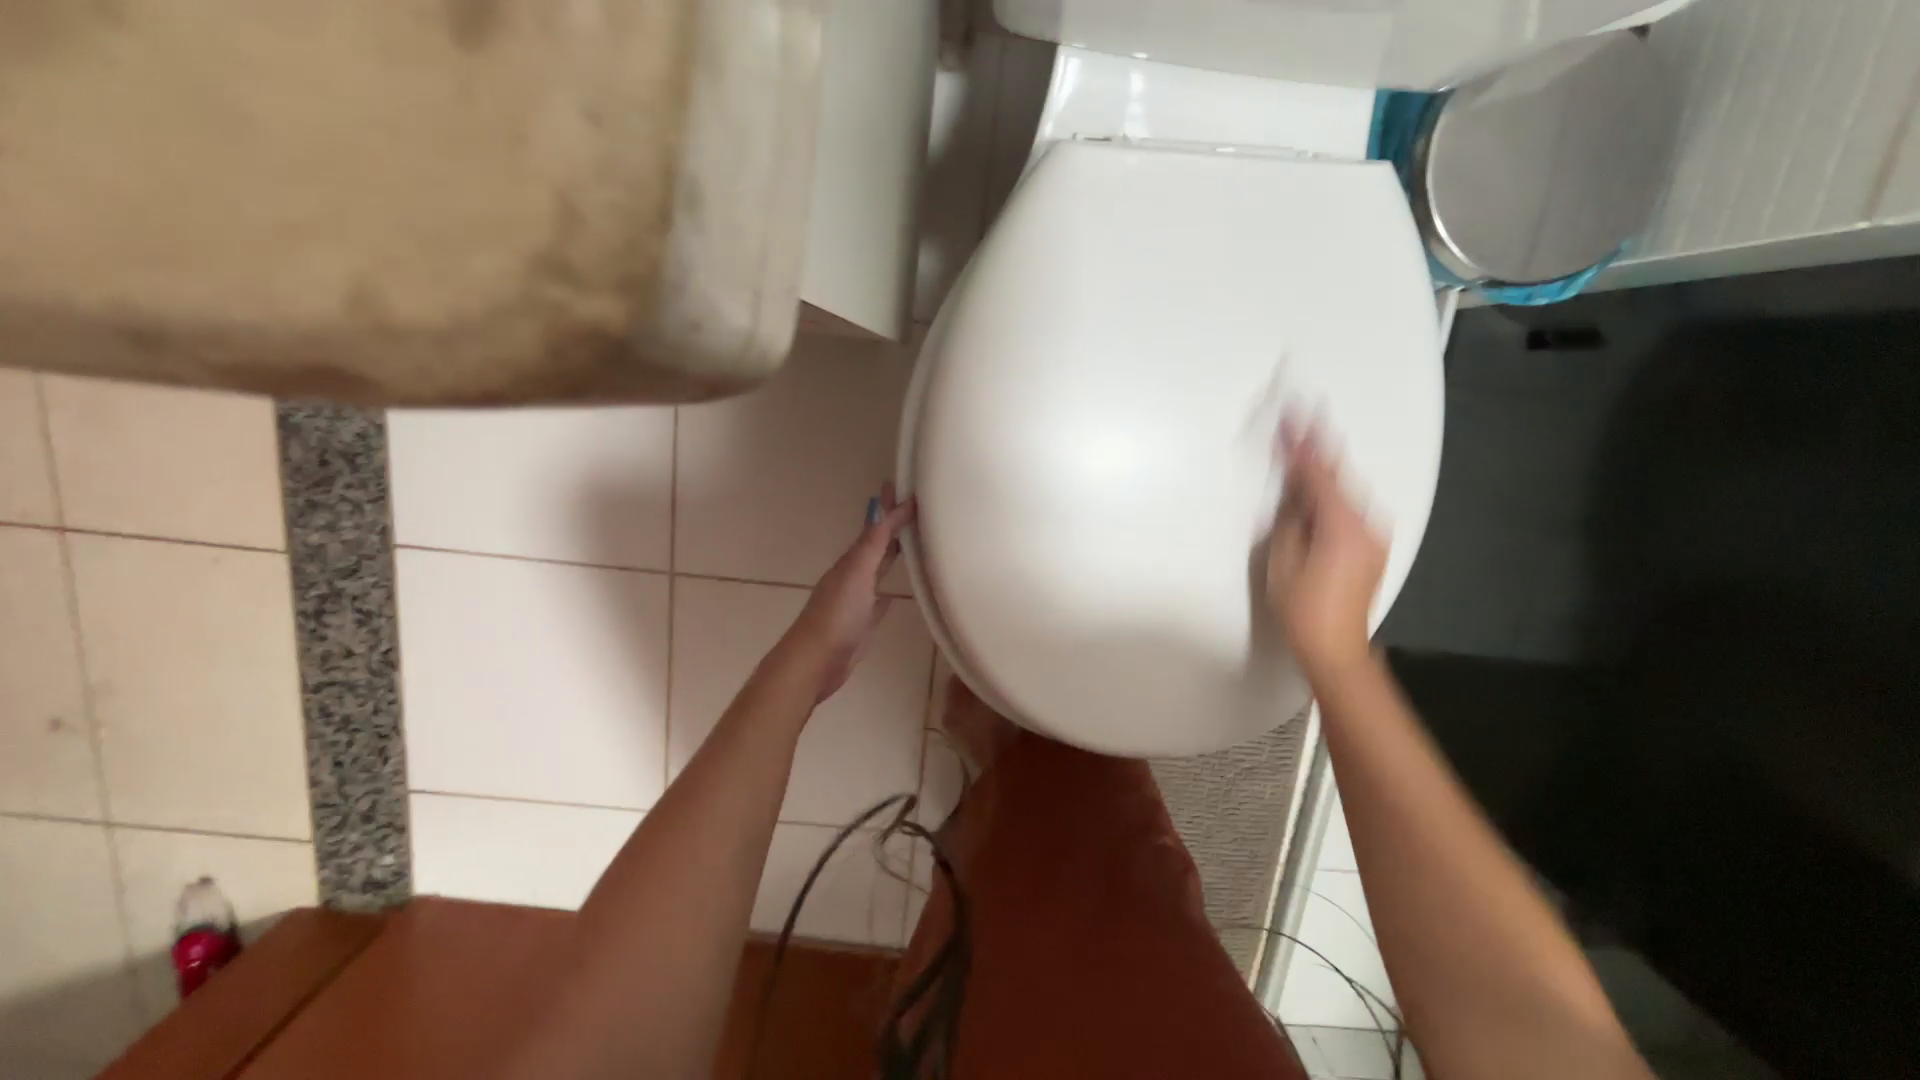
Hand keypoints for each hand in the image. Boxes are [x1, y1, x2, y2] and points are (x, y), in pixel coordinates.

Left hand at [778, 483, 916, 701]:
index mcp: (851, 562)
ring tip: (912, 542)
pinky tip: (897, 593)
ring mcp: (857, 601)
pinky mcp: (862, 625)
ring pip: (878, 571)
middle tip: (911, 506)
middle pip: (875, 545)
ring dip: (891, 556)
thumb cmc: (836, 616)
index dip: (889, 509)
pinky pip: (878, 603)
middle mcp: (853, 576)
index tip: (907, 487)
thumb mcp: (857, 573)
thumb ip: (874, 543)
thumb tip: (888, 507)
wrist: (815, 662)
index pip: (874, 528)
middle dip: (890, 525)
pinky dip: (888, 593)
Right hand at [1267, 416, 1388, 677]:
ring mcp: (1373, 535)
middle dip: (1316, 445)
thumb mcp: (1283, 561)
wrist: (1337, 650)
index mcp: (1342, 525)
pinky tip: (1315, 484)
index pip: (1318, 472)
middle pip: (1337, 475)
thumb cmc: (1302, 610)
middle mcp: (1366, 523)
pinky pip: (1349, 507)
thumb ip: (1290, 517)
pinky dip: (1331, 491)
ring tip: (1302, 444)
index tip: (1291, 413)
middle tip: (1298, 415)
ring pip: (1344, 490)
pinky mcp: (1371, 546)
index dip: (1301, 442)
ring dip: (1323, 468)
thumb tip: (1294, 490)